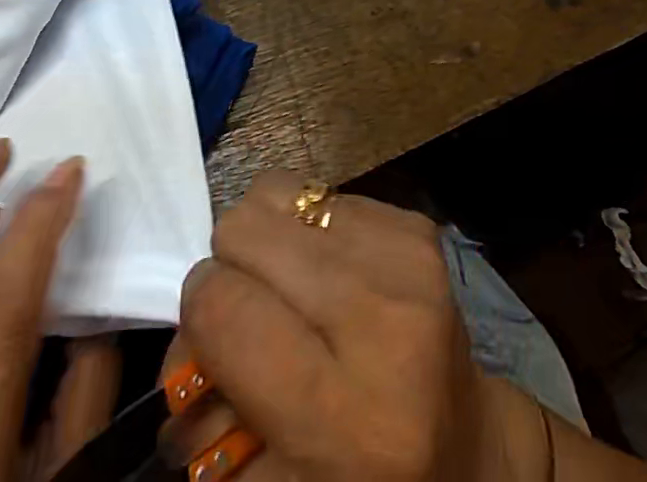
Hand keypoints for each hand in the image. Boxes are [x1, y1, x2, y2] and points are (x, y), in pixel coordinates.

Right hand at [164, 172, 548, 481]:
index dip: (200, 310)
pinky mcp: (419, 228)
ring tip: (293, 284)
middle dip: (231, 263)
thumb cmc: (356, 473)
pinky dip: (310, 225)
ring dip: (271, 236)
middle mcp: (384, 323)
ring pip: (279, 193)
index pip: (226, 308)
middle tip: (254, 303)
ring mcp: (409, 263)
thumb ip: (199, 402)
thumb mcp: (263, 474)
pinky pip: (321, 192)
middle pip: (247, 228)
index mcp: (343, 416)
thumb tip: (184, 328)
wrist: (463, 441)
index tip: (212, 328)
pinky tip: (332, 270)